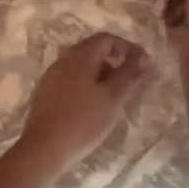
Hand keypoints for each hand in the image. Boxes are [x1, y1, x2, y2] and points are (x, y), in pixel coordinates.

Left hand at [19, 33, 149, 169]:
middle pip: (92, 50)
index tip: (143, 64)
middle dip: (114, 61)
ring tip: (115, 95)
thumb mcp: (112, 98)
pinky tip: (94, 105)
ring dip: (101, 74)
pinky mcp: (46, 93)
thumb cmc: (83, 120)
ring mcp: (52, 76)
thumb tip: (144, 57)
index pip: (106, 39)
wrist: (43, 148)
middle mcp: (63, 60)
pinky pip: (71, 79)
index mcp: (79, 56)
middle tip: (130, 80)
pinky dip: (87, 84)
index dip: (127, 47)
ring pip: (81, 66)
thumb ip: (128, 75)